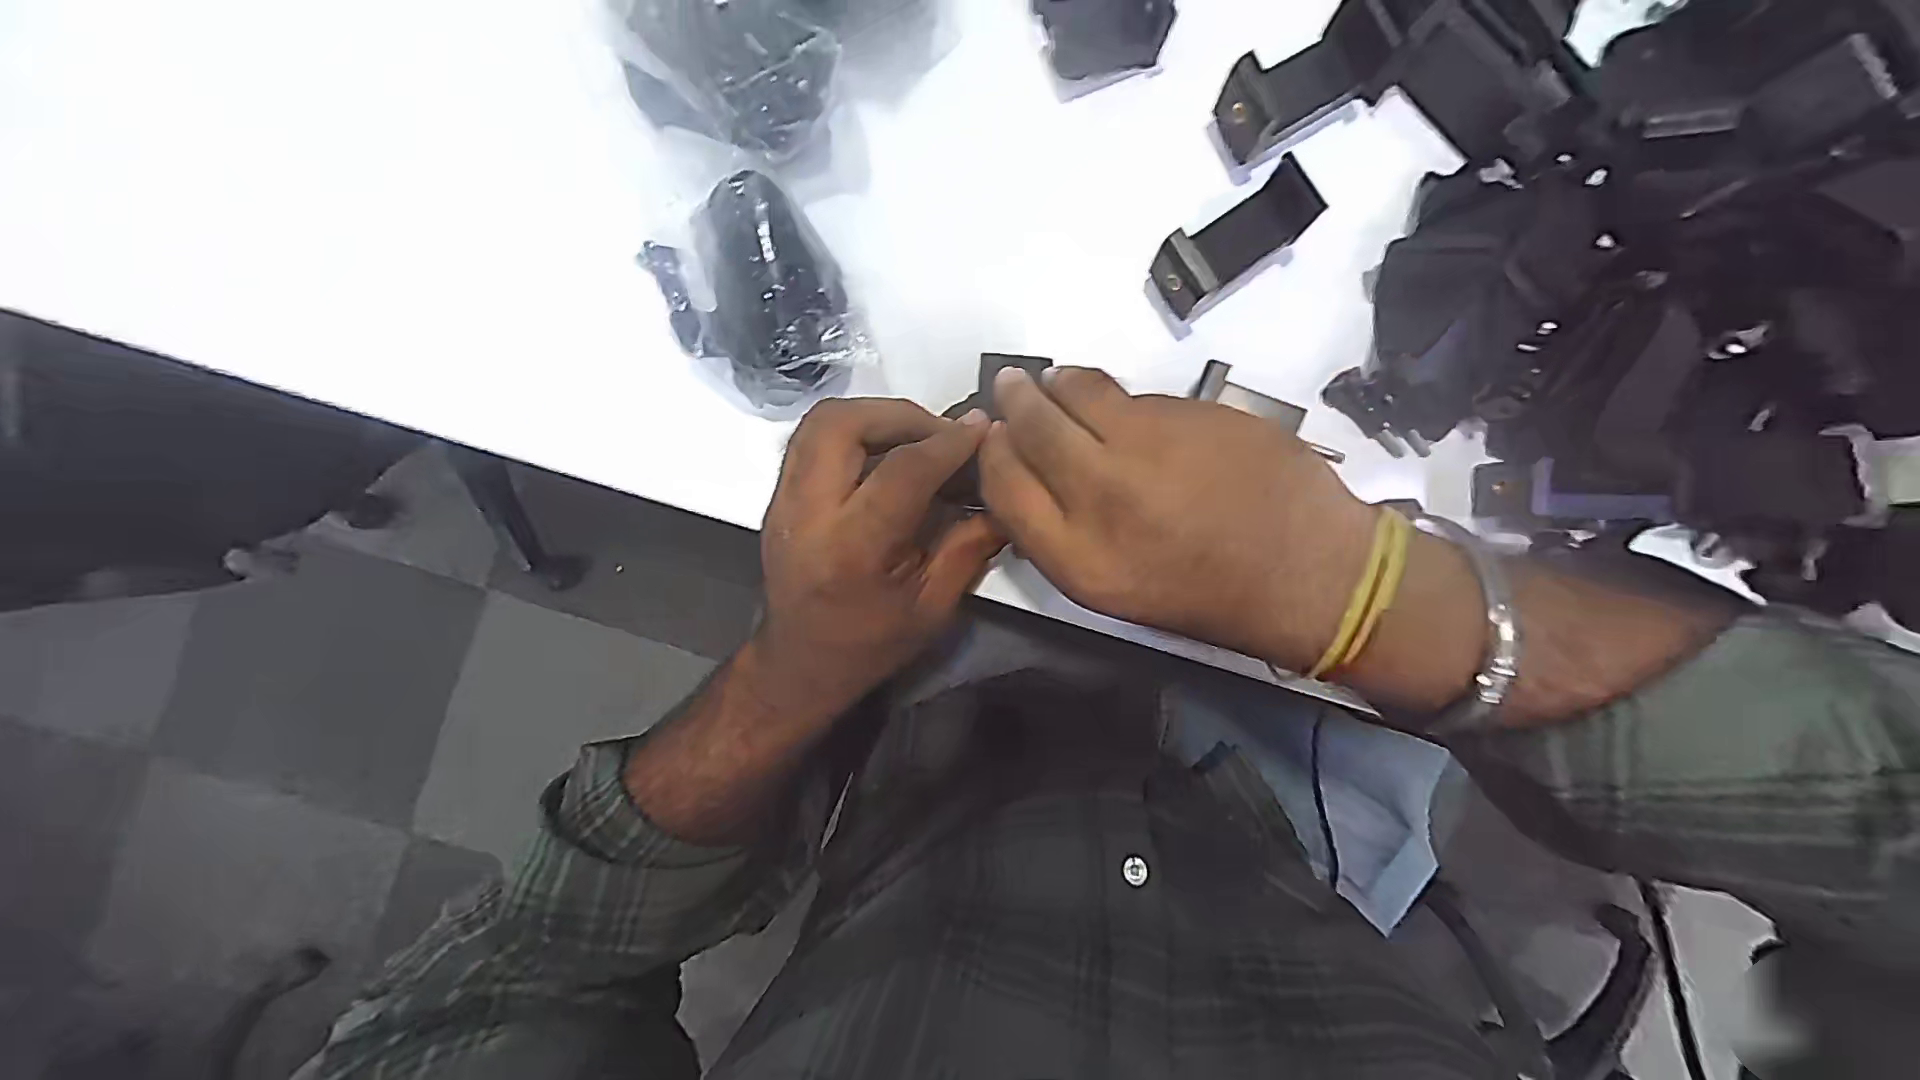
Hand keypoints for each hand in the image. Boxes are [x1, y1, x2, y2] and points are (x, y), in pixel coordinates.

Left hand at [754, 397, 1005, 720]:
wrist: (798, 664)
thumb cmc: (868, 646)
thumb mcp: (932, 608)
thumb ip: (968, 548)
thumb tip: (1005, 500)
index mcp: (851, 550)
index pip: (901, 472)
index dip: (947, 444)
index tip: (981, 430)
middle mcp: (807, 514)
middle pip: (842, 424)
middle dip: (901, 415)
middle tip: (942, 433)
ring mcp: (784, 500)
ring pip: (821, 422)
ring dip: (874, 414)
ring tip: (917, 436)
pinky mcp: (779, 496)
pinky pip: (812, 437)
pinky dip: (855, 429)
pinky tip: (887, 451)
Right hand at [978, 366, 1377, 671]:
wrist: (1304, 574)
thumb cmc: (1202, 594)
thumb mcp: (1108, 588)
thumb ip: (1055, 534)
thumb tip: (1025, 477)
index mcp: (1078, 556)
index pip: (1003, 484)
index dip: (992, 451)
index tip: (994, 434)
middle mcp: (1102, 495)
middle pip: (1031, 426)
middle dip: (1014, 398)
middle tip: (1012, 384)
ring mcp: (1150, 447)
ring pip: (1079, 392)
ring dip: (1059, 383)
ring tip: (1058, 384)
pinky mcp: (1192, 414)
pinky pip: (1135, 395)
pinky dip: (1117, 398)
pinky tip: (1129, 413)